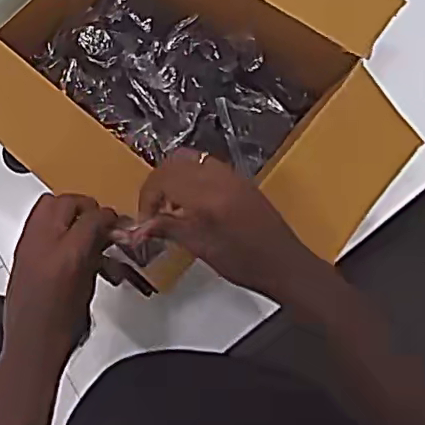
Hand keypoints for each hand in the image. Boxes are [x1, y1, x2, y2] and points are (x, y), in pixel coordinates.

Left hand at [4, 194, 114, 369]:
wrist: (31, 345)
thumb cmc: (61, 328)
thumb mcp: (89, 287)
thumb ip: (96, 256)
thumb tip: (102, 238)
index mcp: (68, 255)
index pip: (92, 217)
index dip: (108, 217)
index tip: (113, 222)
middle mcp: (44, 243)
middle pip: (67, 202)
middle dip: (85, 207)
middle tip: (98, 220)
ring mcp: (28, 244)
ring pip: (47, 205)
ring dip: (65, 210)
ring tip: (79, 226)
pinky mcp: (18, 250)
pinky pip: (36, 221)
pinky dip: (50, 221)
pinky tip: (62, 239)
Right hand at [124, 150, 352, 327]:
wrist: (285, 265)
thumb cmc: (243, 262)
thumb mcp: (200, 248)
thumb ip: (167, 229)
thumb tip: (138, 227)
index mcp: (207, 196)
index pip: (163, 179)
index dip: (147, 197)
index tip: (145, 219)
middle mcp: (218, 178)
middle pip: (173, 164)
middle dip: (156, 184)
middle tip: (153, 210)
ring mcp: (230, 175)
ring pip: (188, 159)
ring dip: (172, 176)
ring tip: (170, 204)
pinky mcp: (239, 179)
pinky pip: (204, 164)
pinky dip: (189, 175)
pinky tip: (191, 200)